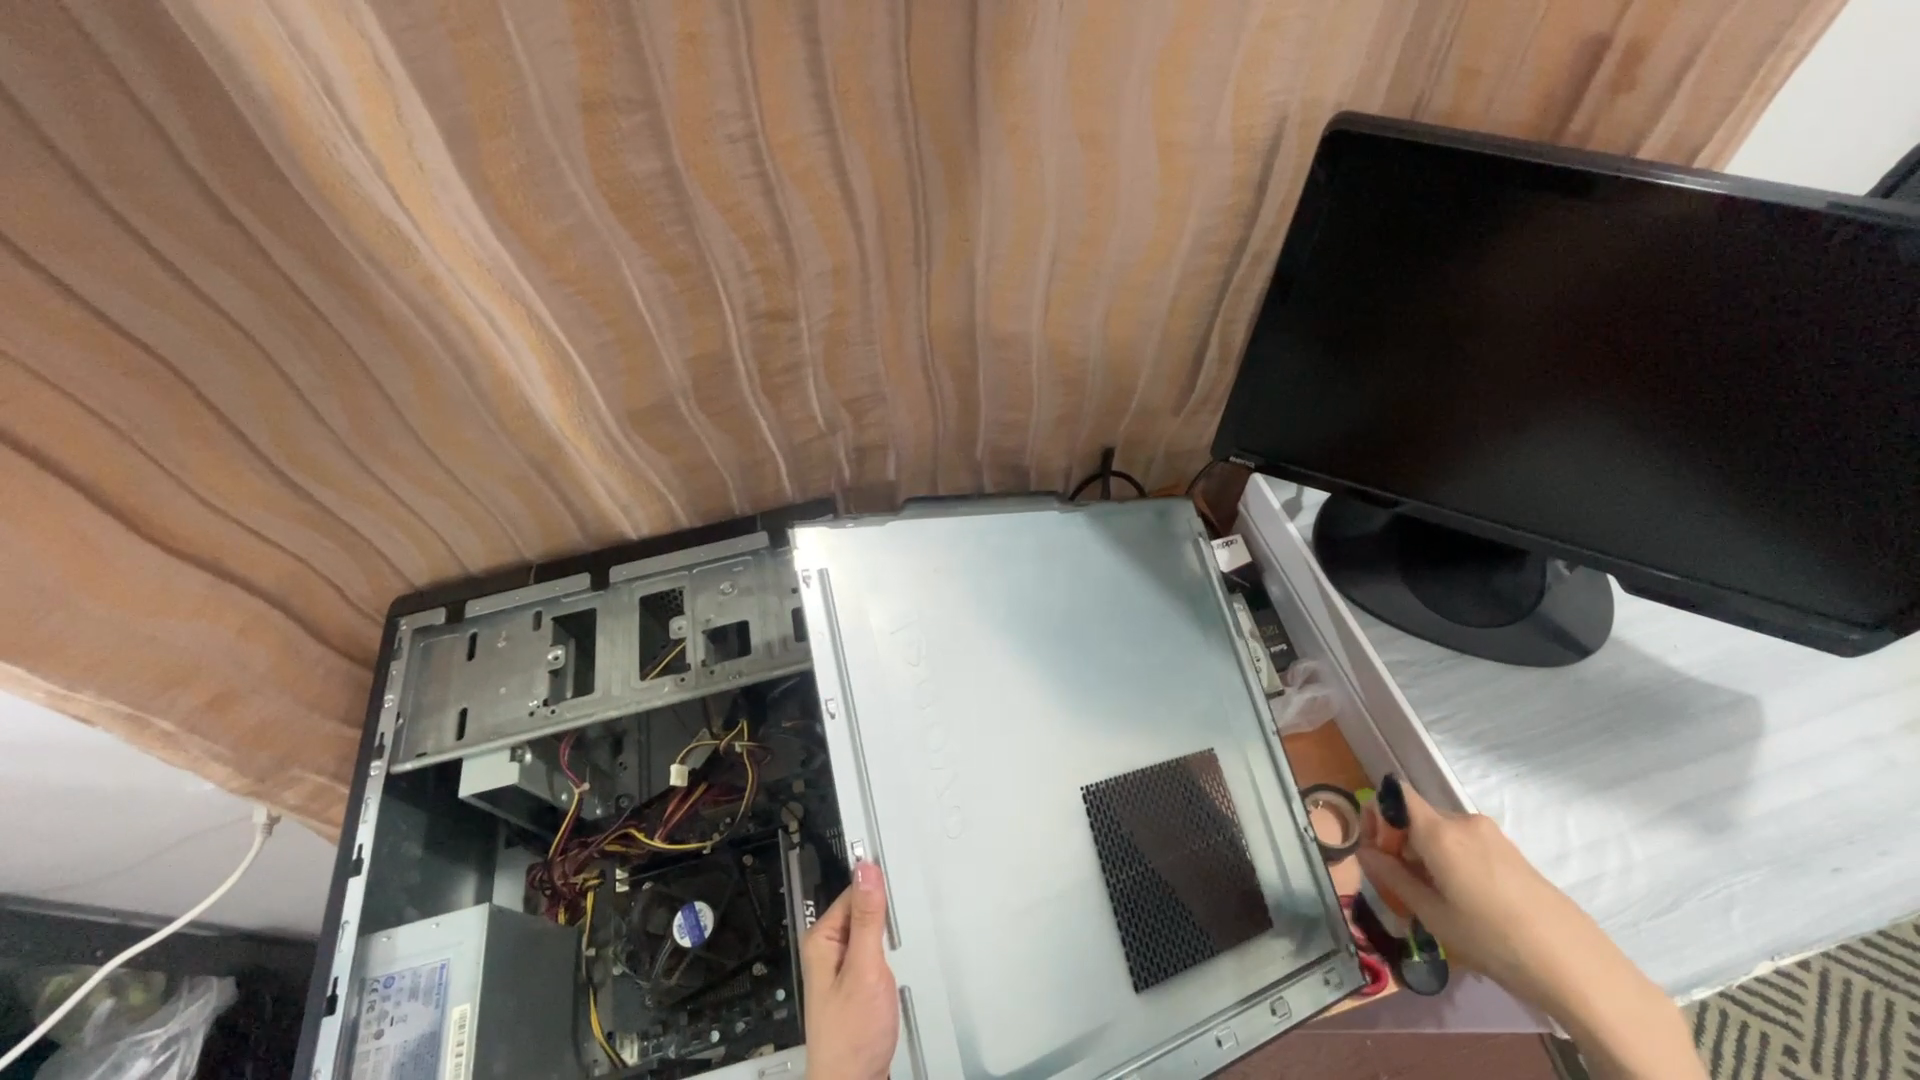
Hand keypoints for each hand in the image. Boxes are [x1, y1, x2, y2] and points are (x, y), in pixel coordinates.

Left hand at [801, 861, 897, 1079]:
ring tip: (906, 924)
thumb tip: (867, 871)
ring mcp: (842, 969)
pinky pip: (874, 951)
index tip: (896, 860)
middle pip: (862, 909)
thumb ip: (869, 919)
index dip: (876, 881)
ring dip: (889, 929)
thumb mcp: (865, 968)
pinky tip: (899, 955)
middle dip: (885, 909)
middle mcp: (828, 951)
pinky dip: (889, 949)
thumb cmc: (850, 1037)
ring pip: (870, 931)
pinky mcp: (856, 984)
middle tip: (907, 897)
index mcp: (822, 940)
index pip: (852, 891)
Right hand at [1357, 779, 1705, 1079]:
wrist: (1572, 963)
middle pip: (1416, 815)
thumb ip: (1392, 877)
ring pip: (1440, 832)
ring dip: (1425, 853)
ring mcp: (1490, 834)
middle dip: (1399, 840)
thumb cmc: (1491, 938)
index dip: (1377, 816)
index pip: (1395, 795)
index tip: (1377, 852)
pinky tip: (1461, 898)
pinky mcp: (1509, 850)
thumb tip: (1364, 852)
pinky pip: (1464, 843)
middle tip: (1398, 883)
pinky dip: (1449, 860)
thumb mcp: (1432, 914)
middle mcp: (1463, 821)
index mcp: (1439, 832)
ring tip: (1432, 897)